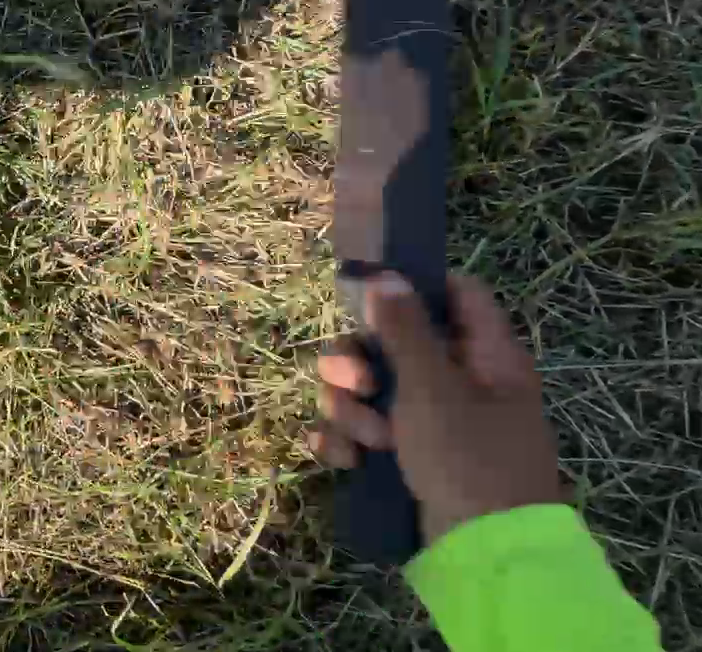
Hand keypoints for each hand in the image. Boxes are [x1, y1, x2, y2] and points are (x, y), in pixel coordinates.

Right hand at [312, 272, 564, 544]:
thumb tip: (384, 274)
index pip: (457, 295)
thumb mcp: (432, 387)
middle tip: (352, 384)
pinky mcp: (400, 450)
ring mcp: (427, 418)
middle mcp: (456, 381)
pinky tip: (347, 457)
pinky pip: (354, 425)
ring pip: (361, 386)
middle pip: (386, 341)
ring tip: (365, 440)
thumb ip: (404, 330)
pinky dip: (344, 439)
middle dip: (353, 363)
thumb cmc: (468, 456)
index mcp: (483, 359)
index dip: (412, 285)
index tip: (363, 288)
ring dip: (347, 409)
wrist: (480, 551)